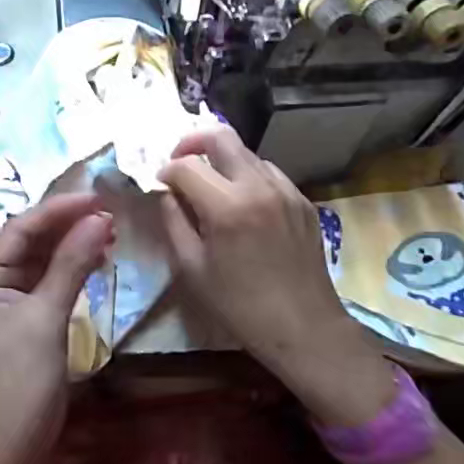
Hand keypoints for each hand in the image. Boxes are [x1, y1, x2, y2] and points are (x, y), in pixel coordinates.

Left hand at [0, 192, 111, 461]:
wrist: (11, 441)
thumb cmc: (21, 379)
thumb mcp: (47, 317)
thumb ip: (71, 265)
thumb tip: (100, 219)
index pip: (21, 228)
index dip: (58, 209)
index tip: (97, 198)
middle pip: (31, 240)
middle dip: (68, 225)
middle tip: (109, 213)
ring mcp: (10, 300)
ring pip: (43, 259)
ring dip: (73, 244)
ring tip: (110, 232)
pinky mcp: (28, 317)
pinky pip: (50, 281)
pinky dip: (73, 268)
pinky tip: (98, 259)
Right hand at [159, 126, 396, 425]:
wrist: (303, 327)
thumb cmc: (239, 305)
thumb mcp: (192, 269)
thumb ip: (174, 222)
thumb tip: (167, 194)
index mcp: (227, 206)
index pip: (186, 165)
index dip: (166, 170)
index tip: (160, 184)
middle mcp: (259, 187)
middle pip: (221, 137)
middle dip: (192, 143)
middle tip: (179, 163)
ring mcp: (286, 190)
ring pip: (247, 153)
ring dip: (222, 161)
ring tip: (211, 187)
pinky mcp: (303, 201)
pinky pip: (269, 173)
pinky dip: (248, 177)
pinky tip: (242, 203)